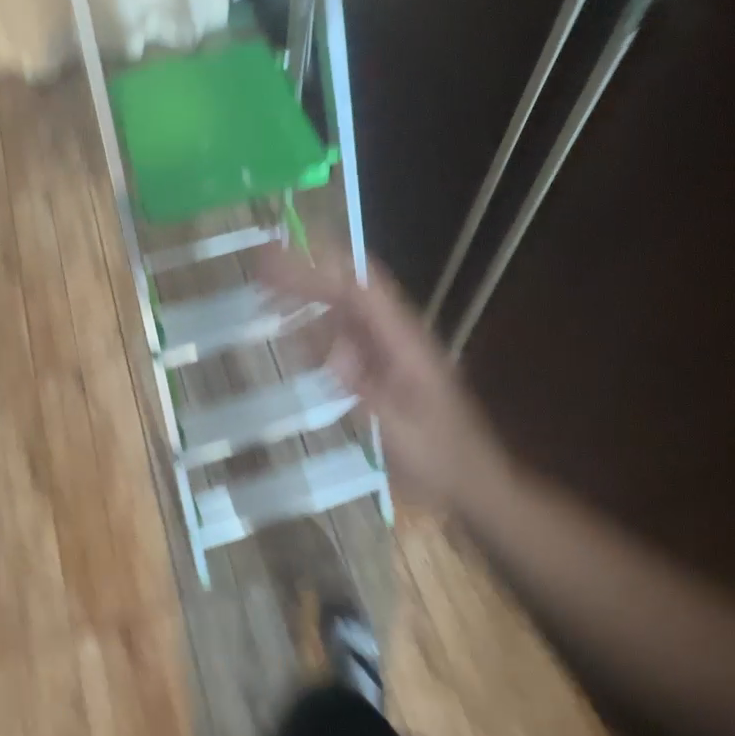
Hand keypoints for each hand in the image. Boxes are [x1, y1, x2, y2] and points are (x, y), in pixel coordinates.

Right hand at [258, 245, 512, 514]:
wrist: (473, 481)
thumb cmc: (440, 456)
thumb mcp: (401, 428)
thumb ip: (367, 391)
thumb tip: (334, 361)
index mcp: (405, 339)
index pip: (361, 287)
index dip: (322, 266)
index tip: (283, 255)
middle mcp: (395, 335)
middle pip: (348, 291)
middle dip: (307, 274)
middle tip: (261, 267)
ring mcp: (388, 351)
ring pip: (343, 311)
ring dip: (308, 297)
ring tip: (266, 291)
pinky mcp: (381, 370)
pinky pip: (343, 339)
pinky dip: (314, 330)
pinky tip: (291, 335)